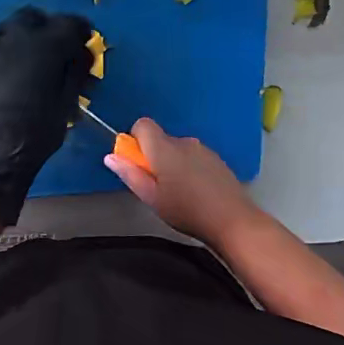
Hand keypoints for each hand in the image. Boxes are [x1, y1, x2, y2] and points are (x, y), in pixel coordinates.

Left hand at [0, 7, 93, 225]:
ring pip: (2, 34)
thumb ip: (75, 72)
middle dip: (43, 31)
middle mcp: (11, 37)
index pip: (70, 23)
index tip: (81, 49)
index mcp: (44, 44)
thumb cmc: (34, 134)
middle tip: (48, 54)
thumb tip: (80, 55)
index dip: (79, 35)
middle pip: (31, 19)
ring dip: (15, 45)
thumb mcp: (66, 104)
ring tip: (19, 69)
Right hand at [105, 118, 263, 246]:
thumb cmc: (186, 211)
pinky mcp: (217, 159)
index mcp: (164, 149)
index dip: (135, 139)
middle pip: (160, 139)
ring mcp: (203, 149)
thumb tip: (110, 157)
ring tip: (179, 192)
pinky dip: (188, 168)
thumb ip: (130, 174)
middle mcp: (184, 142)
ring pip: (177, 149)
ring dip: (172, 163)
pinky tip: (196, 192)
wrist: (233, 220)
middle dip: (154, 157)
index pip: (143, 124)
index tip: (138, 162)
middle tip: (157, 186)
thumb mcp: (151, 198)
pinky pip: (193, 156)